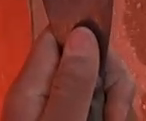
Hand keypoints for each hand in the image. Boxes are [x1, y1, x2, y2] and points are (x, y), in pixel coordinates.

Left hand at [1, 26, 136, 120]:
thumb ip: (70, 84)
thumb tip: (84, 33)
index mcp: (29, 88)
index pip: (58, 35)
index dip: (88, 39)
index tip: (109, 66)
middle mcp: (42, 95)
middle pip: (86, 59)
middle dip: (112, 83)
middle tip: (116, 115)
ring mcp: (58, 114)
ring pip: (98, 88)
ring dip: (116, 106)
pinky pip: (100, 110)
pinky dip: (113, 117)